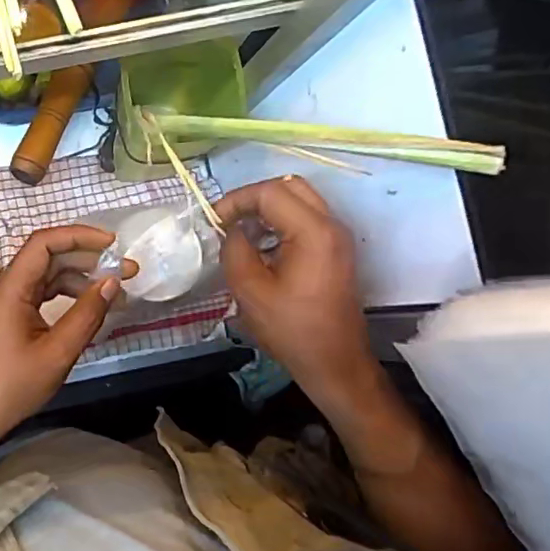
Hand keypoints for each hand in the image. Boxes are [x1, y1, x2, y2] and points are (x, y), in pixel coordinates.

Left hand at [0, 224, 131, 450]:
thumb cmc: (13, 387)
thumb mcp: (58, 353)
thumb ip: (87, 315)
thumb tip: (113, 282)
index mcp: (10, 289)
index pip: (44, 243)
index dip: (79, 236)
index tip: (112, 245)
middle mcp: (4, 288)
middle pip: (48, 257)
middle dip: (88, 259)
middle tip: (126, 271)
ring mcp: (5, 302)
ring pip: (46, 276)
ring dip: (81, 278)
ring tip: (115, 291)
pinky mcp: (8, 317)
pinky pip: (40, 294)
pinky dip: (67, 295)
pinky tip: (90, 306)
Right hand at [215, 176, 372, 398]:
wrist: (335, 364)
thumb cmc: (292, 330)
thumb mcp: (250, 290)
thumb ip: (234, 249)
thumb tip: (231, 230)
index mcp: (314, 231)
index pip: (270, 192)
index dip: (236, 201)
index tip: (213, 223)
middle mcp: (331, 225)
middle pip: (289, 186)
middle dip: (253, 198)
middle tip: (228, 221)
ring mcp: (337, 237)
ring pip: (299, 200)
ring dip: (267, 210)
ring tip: (240, 234)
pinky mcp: (335, 251)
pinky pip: (306, 219)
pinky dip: (280, 222)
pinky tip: (260, 248)